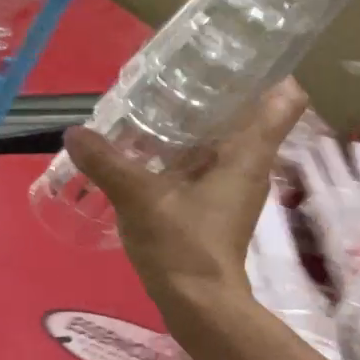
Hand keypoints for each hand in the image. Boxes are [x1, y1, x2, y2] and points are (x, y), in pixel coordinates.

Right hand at [64, 78, 308, 313]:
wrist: (196, 300)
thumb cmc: (182, 242)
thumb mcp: (138, 197)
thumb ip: (106, 163)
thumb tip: (75, 132)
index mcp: (247, 154)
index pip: (283, 100)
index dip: (269, 73)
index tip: (236, 60)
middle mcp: (248, 166)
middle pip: (245, 117)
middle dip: (214, 97)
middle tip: (175, 81)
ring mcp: (230, 189)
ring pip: (219, 144)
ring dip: (191, 129)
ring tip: (150, 115)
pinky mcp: (211, 209)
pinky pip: (199, 168)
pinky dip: (178, 157)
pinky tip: (142, 158)